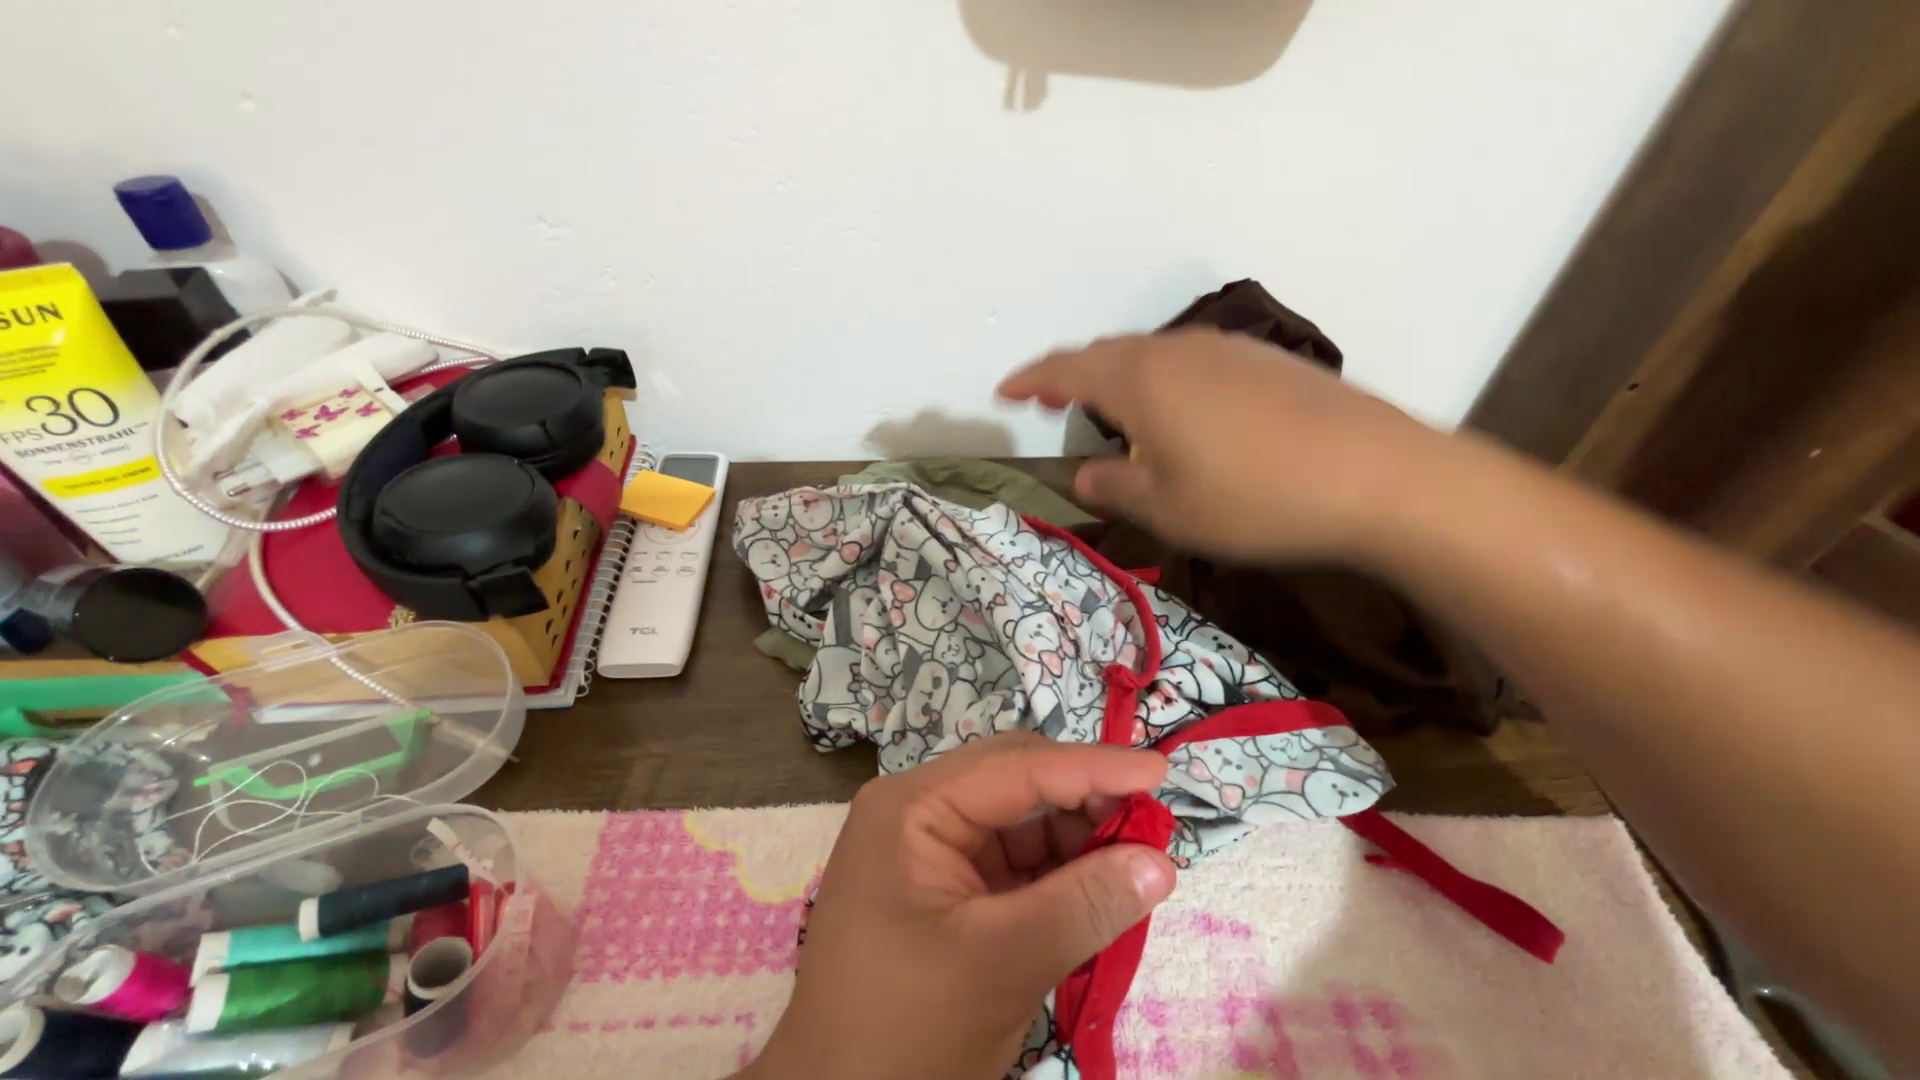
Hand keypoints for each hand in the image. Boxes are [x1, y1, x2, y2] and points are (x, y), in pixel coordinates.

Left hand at [739, 733, 1176, 1079]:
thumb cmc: (906, 1027)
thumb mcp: (1001, 963)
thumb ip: (1084, 906)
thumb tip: (1162, 862)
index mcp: (912, 807)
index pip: (1016, 768)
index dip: (1093, 767)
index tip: (1162, 772)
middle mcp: (918, 812)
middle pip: (1017, 783)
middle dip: (1086, 800)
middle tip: (1153, 826)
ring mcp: (930, 851)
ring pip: (1021, 822)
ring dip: (1078, 839)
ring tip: (1136, 864)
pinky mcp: (947, 890)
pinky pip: (1014, 863)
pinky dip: (1059, 874)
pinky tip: (1100, 888)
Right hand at [998, 330, 1445, 564]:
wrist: (1377, 476)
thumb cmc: (1254, 499)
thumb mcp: (1168, 509)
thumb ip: (1116, 488)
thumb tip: (1086, 476)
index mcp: (1141, 380)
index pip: (1067, 370)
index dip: (1029, 381)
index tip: (1002, 393)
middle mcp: (1178, 350)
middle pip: (1108, 353)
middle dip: (1070, 376)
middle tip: (1047, 401)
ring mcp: (1227, 350)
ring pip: (1152, 355)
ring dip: (1118, 377)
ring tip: (1108, 410)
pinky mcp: (1267, 362)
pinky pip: (1191, 362)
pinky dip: (1162, 381)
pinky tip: (1178, 413)